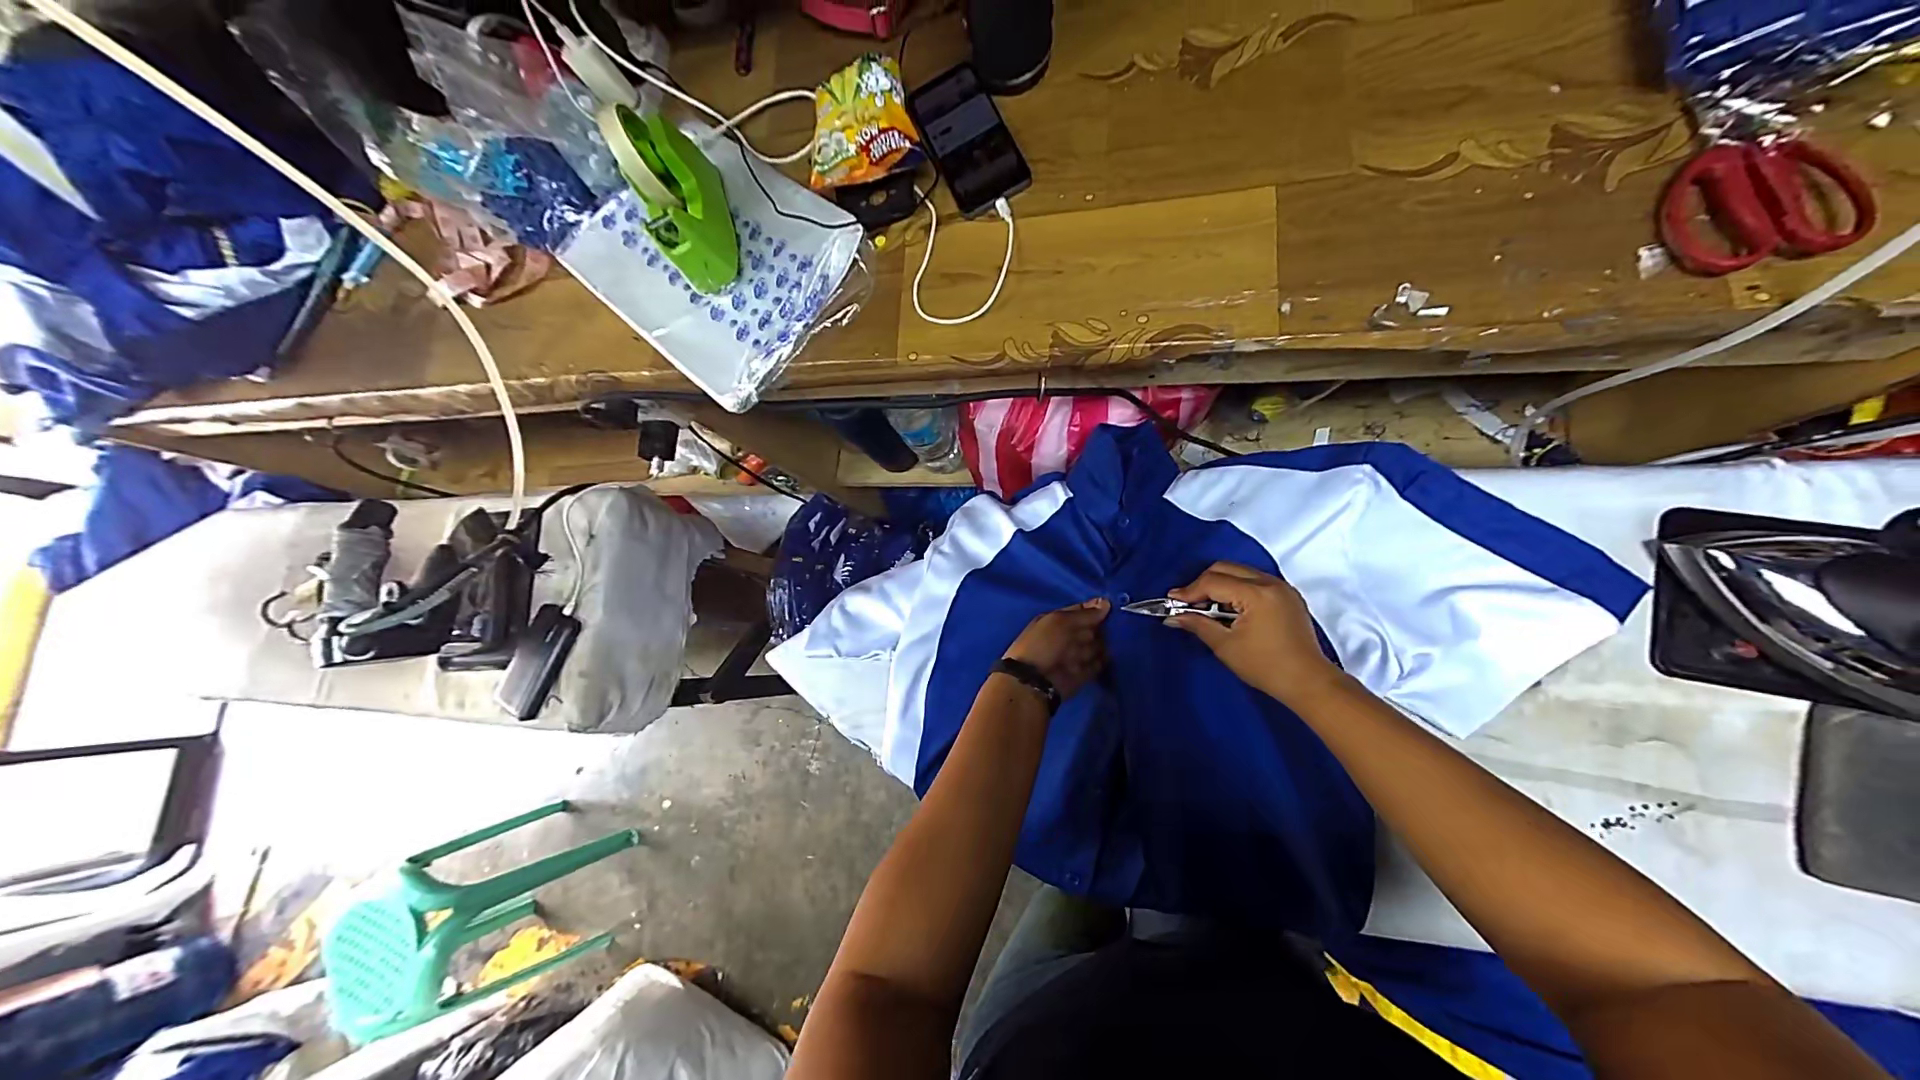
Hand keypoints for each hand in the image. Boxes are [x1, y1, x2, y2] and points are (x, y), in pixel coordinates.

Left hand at [1002, 598, 1110, 699]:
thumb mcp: (1060, 621)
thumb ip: (1085, 614)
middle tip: (1115, 626)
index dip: (1095, 610)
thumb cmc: (1043, 644)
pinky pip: (1099, 663)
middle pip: (1091, 628)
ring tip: (1113, 641)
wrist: (1035, 682)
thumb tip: (1106, 602)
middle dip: (1101, 627)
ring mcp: (1076, 655)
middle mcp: (1067, 637)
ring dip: (1103, 643)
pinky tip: (1114, 654)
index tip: (1113, 607)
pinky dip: (1105, 659)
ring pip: (1097, 645)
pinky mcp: (1084, 673)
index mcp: (1057, 621)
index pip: (1080, 611)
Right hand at [1166, 563, 1341, 707]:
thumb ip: (1198, 624)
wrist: (1308, 681)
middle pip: (1226, 568)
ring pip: (1241, 572)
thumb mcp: (1225, 646)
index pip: (1213, 582)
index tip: (1171, 602)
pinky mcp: (1288, 596)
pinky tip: (1230, 609)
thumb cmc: (1265, 666)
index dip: (1189, 591)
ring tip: (1207, 607)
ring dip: (1221, 585)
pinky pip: (1256, 581)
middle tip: (1188, 603)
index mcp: (1256, 593)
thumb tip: (1174, 617)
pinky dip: (1238, 589)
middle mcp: (1271, 583)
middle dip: (1203, 583)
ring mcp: (1282, 588)